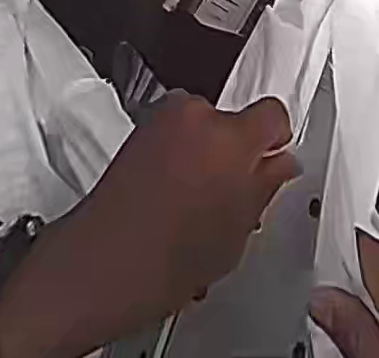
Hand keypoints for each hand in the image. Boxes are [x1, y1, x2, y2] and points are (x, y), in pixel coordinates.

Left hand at [0, 92, 297, 356]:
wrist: (97, 266)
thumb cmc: (158, 261)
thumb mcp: (235, 234)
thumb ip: (266, 186)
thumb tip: (281, 165)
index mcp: (232, 140)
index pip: (273, 113)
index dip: (277, 137)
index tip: (274, 154)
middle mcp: (199, 117)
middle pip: (238, 119)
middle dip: (239, 149)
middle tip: (232, 189)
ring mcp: (168, 118)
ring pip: (208, 124)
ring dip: (208, 148)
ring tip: (197, 195)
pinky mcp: (144, 125)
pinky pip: (180, 127)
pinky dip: (183, 148)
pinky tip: (176, 189)